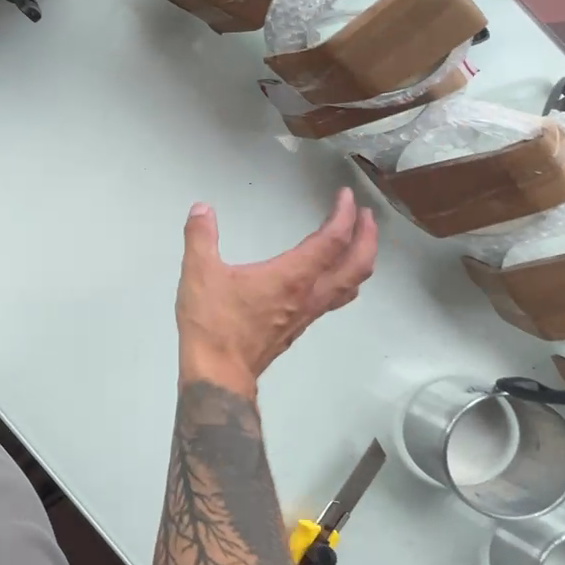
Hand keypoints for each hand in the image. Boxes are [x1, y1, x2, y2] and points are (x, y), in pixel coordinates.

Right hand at [174, 188, 376, 397]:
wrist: (220, 367)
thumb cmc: (212, 318)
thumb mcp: (198, 271)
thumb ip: (201, 237)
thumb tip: (202, 209)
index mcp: (290, 277)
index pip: (330, 242)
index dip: (343, 216)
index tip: (345, 197)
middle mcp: (309, 293)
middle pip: (356, 264)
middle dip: (366, 236)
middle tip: (364, 215)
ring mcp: (309, 312)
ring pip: (352, 283)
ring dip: (362, 258)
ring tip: (359, 242)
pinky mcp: (300, 324)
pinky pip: (337, 296)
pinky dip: (345, 277)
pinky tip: (330, 276)